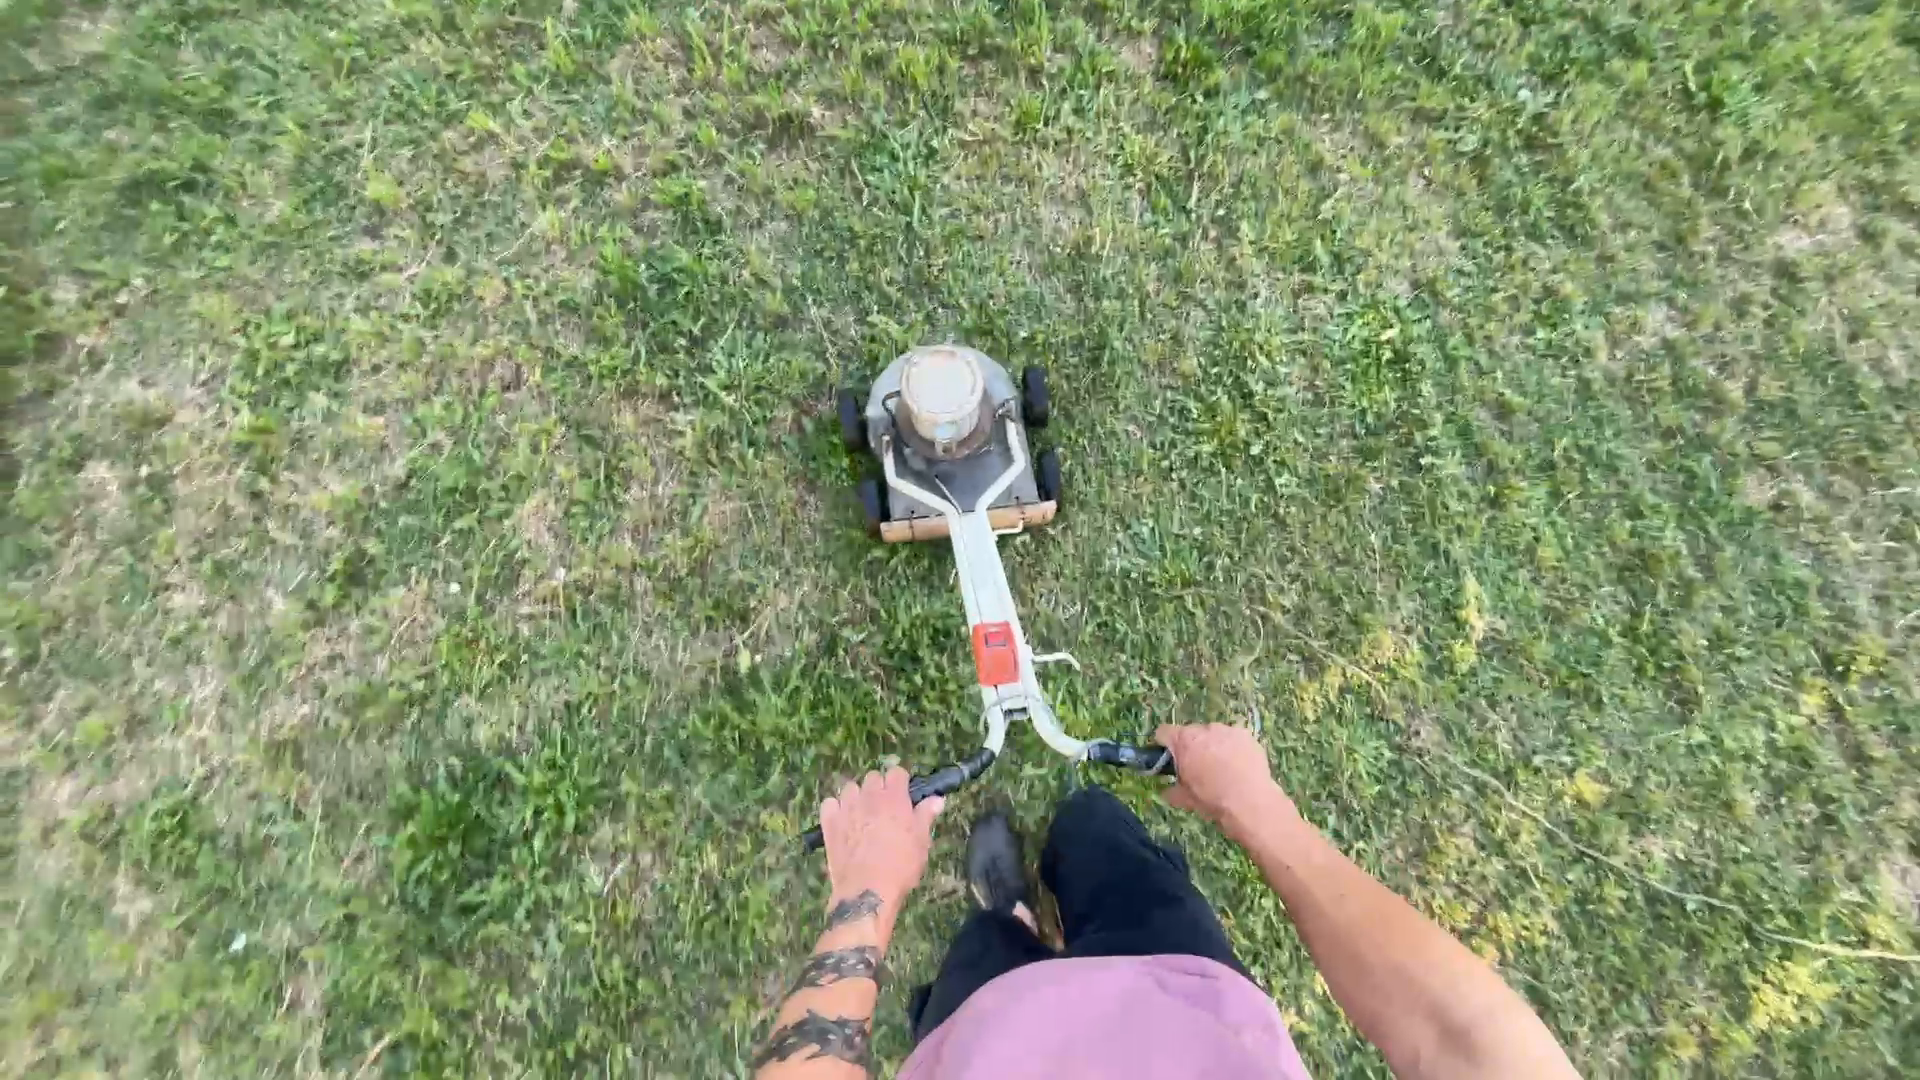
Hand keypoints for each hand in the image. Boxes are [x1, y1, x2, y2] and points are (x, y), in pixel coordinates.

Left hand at [817, 768, 944, 918]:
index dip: (900, 782)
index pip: (897, 772)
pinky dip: (835, 809)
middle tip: (884, 809)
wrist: (868, 891)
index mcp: (894, 797)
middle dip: (879, 788)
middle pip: (873, 777)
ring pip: (850, 788)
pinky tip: (842, 822)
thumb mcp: (921, 841)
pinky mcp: (830, 822)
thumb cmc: (901, 866)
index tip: (902, 795)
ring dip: (857, 796)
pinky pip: (830, 803)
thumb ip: (926, 815)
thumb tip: (937, 799)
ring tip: (862, 815)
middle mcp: (870, 796)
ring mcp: (847, 807)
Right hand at [1155, 723, 1293, 838]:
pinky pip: (1234, 738)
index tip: (1171, 760)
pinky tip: (1240, 765)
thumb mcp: (1186, 799)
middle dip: (1192, 747)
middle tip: (1199, 768)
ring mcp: (1227, 730)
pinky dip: (1233, 747)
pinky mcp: (1246, 735)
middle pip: (1191, 733)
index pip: (1164, 732)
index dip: (1165, 745)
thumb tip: (1166, 791)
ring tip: (1224, 768)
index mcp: (1183, 741)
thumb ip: (1172, 791)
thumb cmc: (1213, 800)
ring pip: (1214, 734)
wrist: (1250, 803)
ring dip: (1213, 746)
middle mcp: (1204, 729)